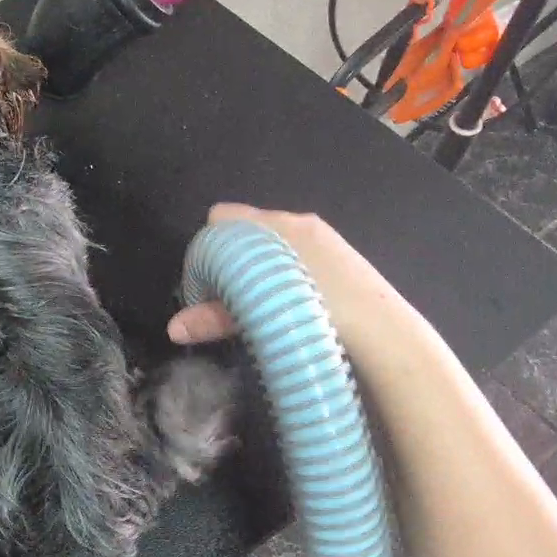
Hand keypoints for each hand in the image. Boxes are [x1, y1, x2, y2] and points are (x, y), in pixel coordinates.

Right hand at [168, 203, 419, 368]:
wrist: (384, 335)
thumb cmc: (317, 315)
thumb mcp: (260, 314)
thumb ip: (215, 316)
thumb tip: (172, 329)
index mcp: (279, 225)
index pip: (223, 220)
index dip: (207, 250)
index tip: (204, 285)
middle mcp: (299, 224)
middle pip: (245, 234)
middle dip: (229, 264)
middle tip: (223, 300)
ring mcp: (321, 240)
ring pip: (269, 248)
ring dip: (253, 273)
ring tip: (251, 306)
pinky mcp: (337, 259)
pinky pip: (292, 258)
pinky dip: (277, 277)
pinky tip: (281, 305)